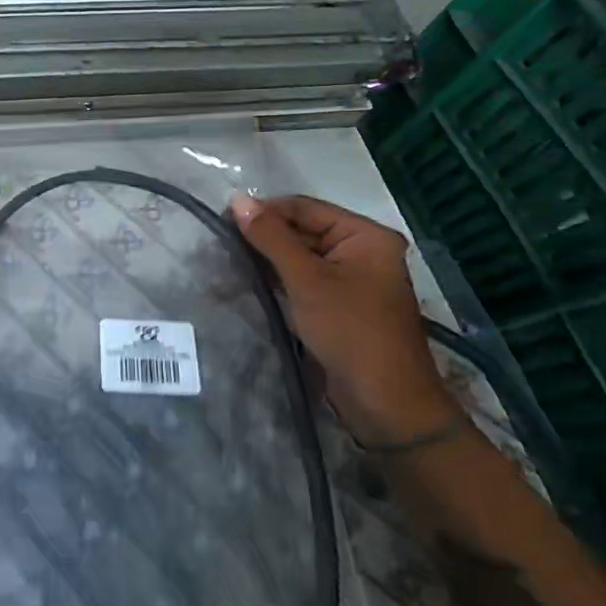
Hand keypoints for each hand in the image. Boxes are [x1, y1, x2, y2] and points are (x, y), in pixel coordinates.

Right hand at [231, 193, 460, 442]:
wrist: (386, 406)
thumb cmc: (351, 332)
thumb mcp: (308, 281)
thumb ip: (272, 238)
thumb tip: (237, 199)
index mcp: (366, 235)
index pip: (306, 208)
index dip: (266, 210)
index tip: (223, 216)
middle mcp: (361, 251)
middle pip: (304, 232)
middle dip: (264, 237)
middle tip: (219, 240)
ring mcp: (351, 281)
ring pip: (301, 259)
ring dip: (267, 260)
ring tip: (224, 259)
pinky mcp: (338, 307)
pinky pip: (304, 283)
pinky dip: (278, 281)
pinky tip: (245, 281)